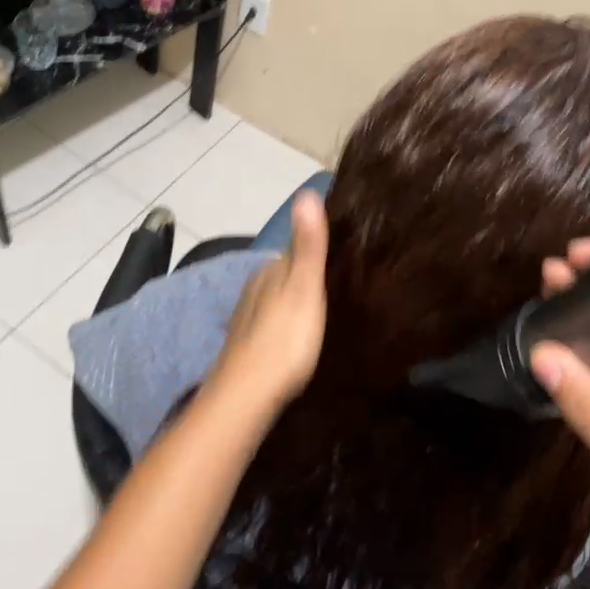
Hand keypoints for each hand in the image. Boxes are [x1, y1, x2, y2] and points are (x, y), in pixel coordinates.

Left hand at [213, 191, 330, 408]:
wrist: (246, 395)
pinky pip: (271, 323)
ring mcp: (247, 317)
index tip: (343, 258)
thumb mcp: (304, 289)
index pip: (295, 251)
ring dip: (294, 303)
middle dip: (305, 278)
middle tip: (339, 286)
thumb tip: (306, 193)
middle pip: (284, 275)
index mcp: (269, 270)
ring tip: (323, 312)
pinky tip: (296, 337)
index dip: (317, 252)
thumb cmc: (284, 339)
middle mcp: (253, 287)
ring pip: (276, 300)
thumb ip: (308, 246)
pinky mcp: (246, 344)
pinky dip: (284, 324)